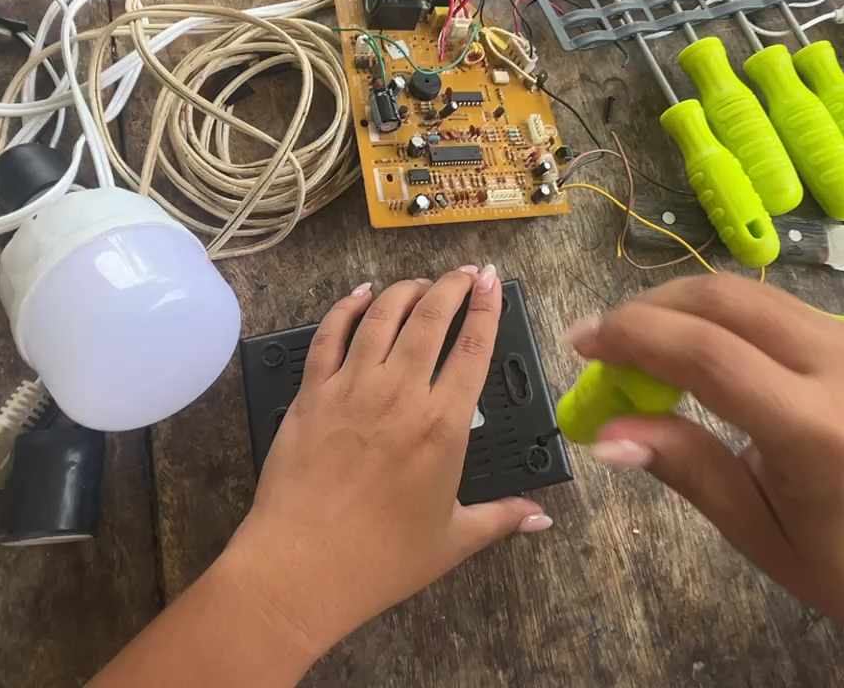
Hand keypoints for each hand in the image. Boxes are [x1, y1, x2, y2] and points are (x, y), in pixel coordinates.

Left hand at [218, 266, 552, 660]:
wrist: (299, 570)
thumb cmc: (381, 559)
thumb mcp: (451, 541)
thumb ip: (501, 518)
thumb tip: (544, 517)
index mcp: (441, 425)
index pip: (473, 349)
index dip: (487, 308)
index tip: (493, 281)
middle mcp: (399, 393)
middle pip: (431, 317)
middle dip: (452, 285)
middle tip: (466, 272)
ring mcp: (352, 387)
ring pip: (382, 315)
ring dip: (406, 290)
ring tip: (422, 282)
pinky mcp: (312, 391)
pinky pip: (330, 334)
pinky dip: (347, 307)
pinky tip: (361, 294)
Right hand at [566, 275, 843, 661]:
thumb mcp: (756, 531)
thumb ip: (682, 465)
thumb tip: (605, 435)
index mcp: (821, 431)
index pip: (710, 356)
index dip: (634, 338)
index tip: (581, 342)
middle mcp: (841, 366)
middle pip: (720, 302)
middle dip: (645, 311)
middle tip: (600, 343)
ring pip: (737, 290)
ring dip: (672, 306)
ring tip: (631, 345)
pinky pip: (759, 302)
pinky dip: (706, 312)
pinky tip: (682, 345)